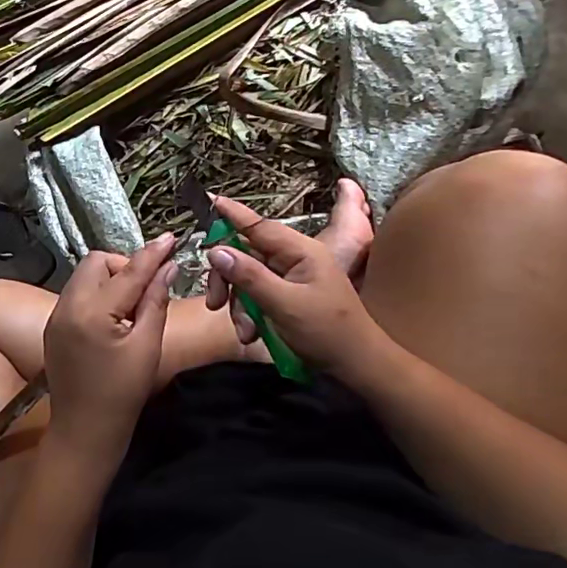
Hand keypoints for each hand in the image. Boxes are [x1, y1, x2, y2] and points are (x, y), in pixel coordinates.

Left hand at [42, 233, 177, 461]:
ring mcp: (55, 316)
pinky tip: (112, 317)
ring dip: (109, 279)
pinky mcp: (53, 326)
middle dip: (123, 266)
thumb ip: (155, 301)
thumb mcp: (147, 347)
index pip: (127, 271)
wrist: (84, 431)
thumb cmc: (122, 394)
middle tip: (146, 289)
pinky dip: (96, 294)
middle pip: (96, 262)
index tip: (170, 238)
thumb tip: (167, 267)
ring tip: (131, 305)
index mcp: (92, 312)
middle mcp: (67, 306)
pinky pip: (75, 294)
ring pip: (83, 276)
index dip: (152, 254)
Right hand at [203, 180, 387, 372]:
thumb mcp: (284, 304)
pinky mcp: (285, 297)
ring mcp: (289, 279)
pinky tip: (251, 334)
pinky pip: (254, 296)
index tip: (210, 200)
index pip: (259, 226)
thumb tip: (216, 251)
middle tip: (215, 303)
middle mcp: (293, 259)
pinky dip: (247, 314)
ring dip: (237, 304)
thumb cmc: (326, 331)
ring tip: (245, 331)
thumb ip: (249, 276)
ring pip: (245, 278)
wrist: (356, 367)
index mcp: (300, 251)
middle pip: (244, 255)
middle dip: (227, 279)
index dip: (232, 214)